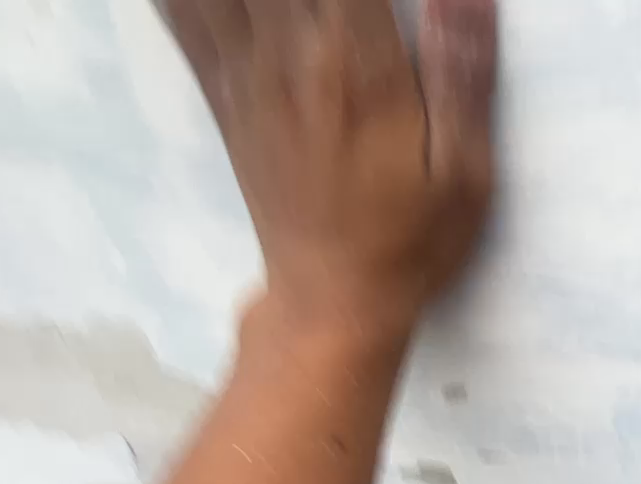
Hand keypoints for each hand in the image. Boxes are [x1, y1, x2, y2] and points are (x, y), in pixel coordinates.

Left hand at [160, 0, 497, 340]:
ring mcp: (239, 61)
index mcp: (355, 62)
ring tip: (306, 1)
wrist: (334, 295)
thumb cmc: (414, 240)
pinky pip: (175, 1)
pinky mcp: (218, 84)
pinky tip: (219, 2)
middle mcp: (284, 43)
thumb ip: (462, 75)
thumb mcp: (465, 174)